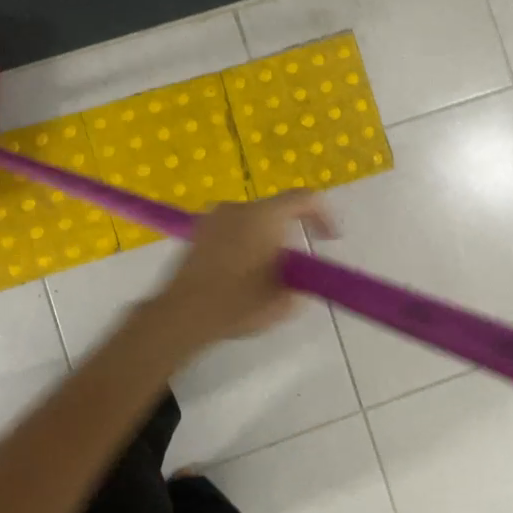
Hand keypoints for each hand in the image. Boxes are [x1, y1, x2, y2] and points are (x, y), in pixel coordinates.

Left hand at [142, 193, 336, 356]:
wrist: (183, 314)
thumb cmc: (238, 303)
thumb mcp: (285, 298)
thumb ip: (303, 279)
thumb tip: (303, 275)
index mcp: (264, 215)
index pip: (304, 198)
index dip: (324, 215)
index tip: (330, 239)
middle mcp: (238, 207)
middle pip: (275, 210)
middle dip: (290, 232)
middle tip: (296, 264)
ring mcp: (213, 217)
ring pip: (251, 220)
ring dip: (265, 239)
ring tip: (268, 272)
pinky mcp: (197, 232)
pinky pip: (231, 230)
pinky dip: (243, 243)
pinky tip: (241, 274)